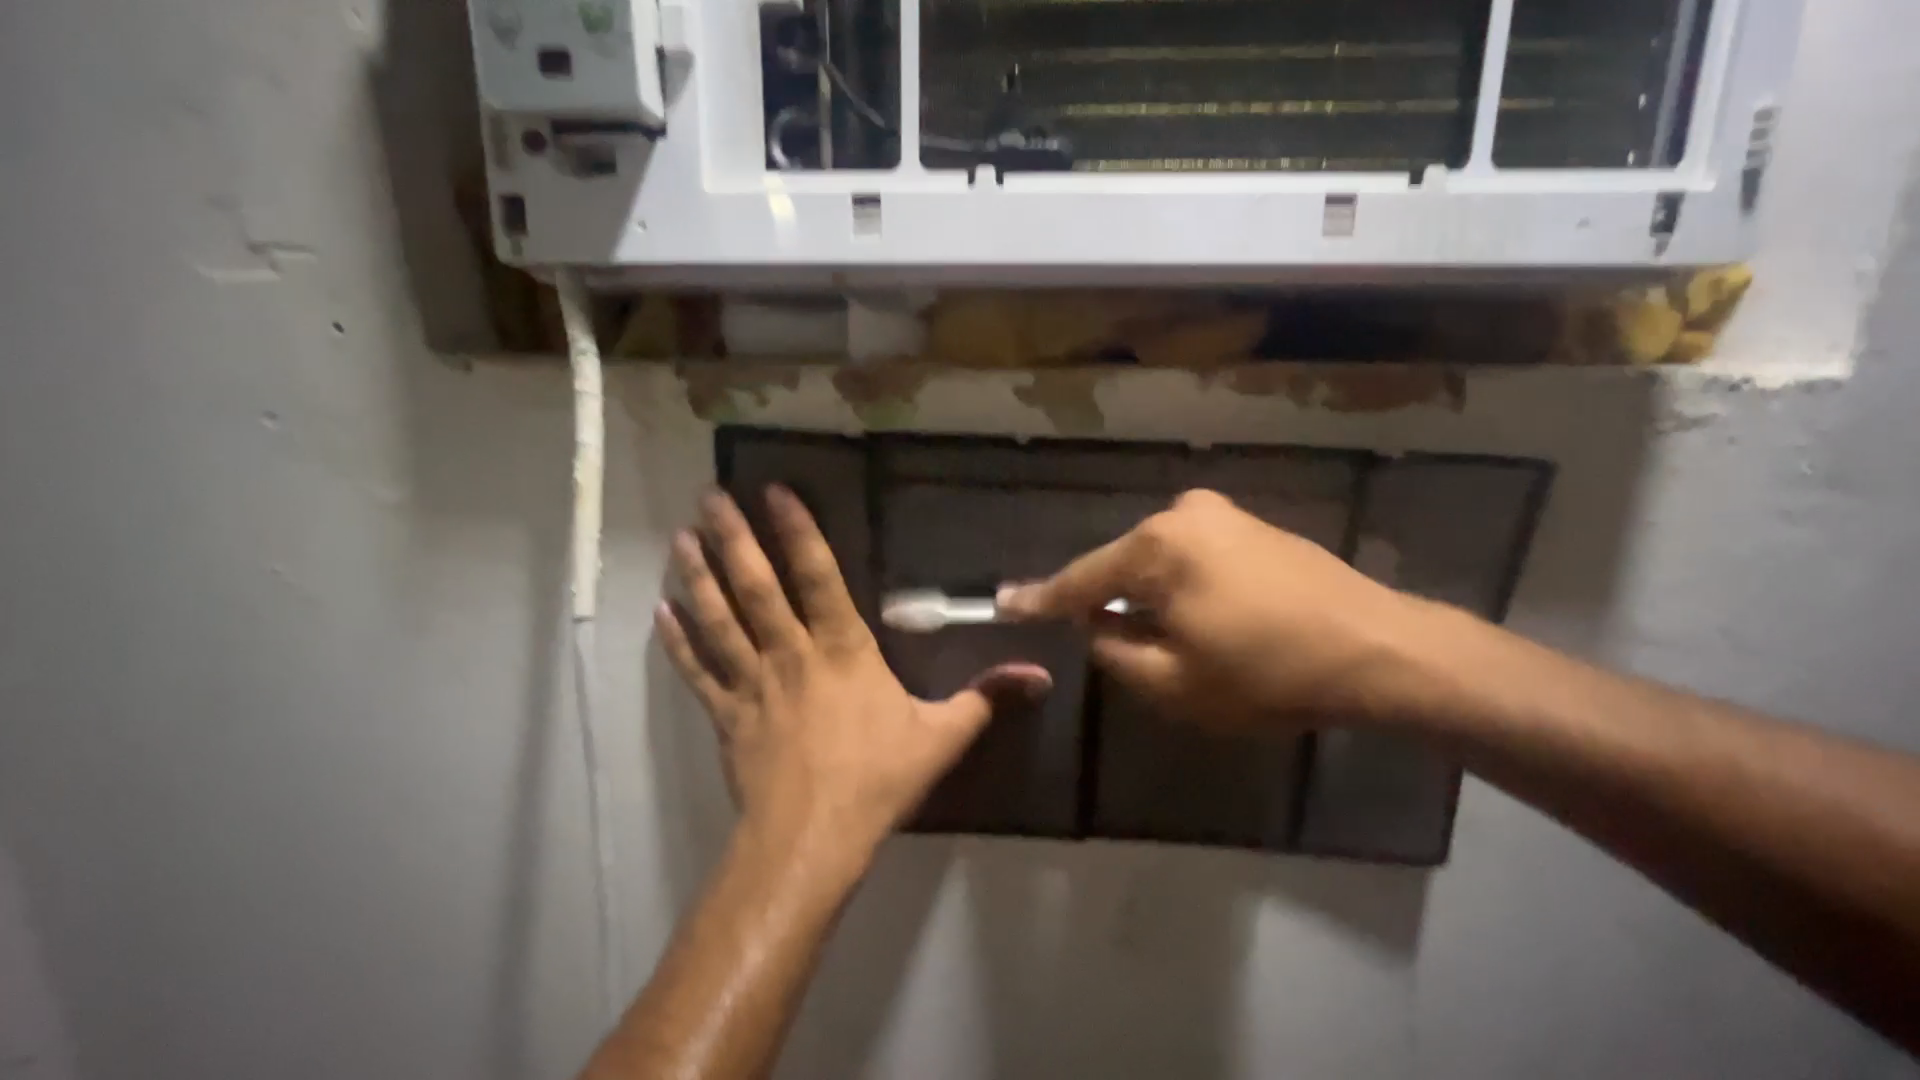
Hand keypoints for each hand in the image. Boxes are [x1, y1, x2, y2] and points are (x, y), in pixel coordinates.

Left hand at [657, 487, 1051, 866]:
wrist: (811, 837)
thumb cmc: (877, 781)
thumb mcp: (942, 738)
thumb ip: (986, 699)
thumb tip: (1040, 674)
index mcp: (843, 651)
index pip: (818, 578)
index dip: (798, 532)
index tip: (774, 492)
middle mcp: (791, 655)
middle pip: (756, 588)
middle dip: (734, 539)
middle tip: (708, 496)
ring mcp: (752, 685)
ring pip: (720, 621)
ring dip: (699, 577)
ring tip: (681, 538)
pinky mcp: (727, 717)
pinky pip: (698, 672)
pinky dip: (679, 643)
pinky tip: (660, 613)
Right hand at [997, 489, 1437, 732]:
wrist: (1377, 651)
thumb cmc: (1267, 673)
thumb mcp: (1172, 683)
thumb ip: (1114, 652)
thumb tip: (1095, 625)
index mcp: (1155, 547)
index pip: (1080, 580)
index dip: (1040, 600)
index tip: (1003, 603)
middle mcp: (1183, 514)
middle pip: (1121, 567)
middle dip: (1107, 602)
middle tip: (1098, 642)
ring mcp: (1224, 516)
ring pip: (1159, 563)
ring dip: (1150, 598)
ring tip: (1162, 642)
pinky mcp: (1254, 528)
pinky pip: (1194, 559)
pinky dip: (1184, 588)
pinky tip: (1203, 622)